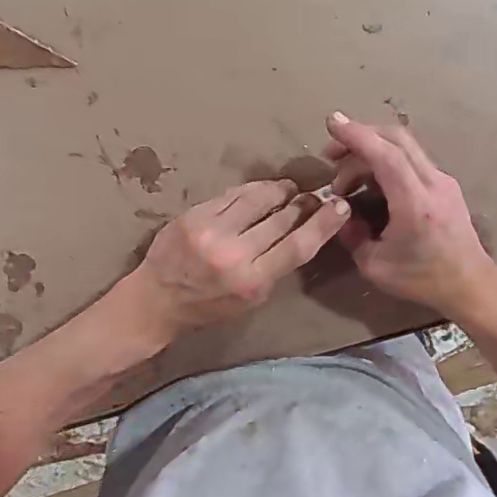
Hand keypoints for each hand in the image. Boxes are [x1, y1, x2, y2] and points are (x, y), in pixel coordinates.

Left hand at [119, 178, 351, 341]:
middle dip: (303, 204)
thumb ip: (275, 267)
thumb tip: (302, 232)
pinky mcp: (194, 215)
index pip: (299, 245)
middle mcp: (234, 254)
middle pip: (282, 218)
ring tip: (289, 189)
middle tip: (314, 196)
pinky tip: (260, 190)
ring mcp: (211, 231)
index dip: (324, 223)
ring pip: (259, 198)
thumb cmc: (207, 307)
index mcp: (252, 282)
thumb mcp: (250, 299)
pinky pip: (232, 194)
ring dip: (280, 190)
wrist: (156, 300)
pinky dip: (252, 190)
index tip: (340, 206)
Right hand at [324, 113, 496, 318]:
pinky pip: (411, 159)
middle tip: (331, 154)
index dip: (357, 136)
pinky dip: (385, 159)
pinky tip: (369, 180)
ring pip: (404, 146)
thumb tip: (341, 213)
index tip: (332, 123)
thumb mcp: (375, 266)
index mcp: (416, 204)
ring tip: (346, 175)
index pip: (386, 156)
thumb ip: (352, 236)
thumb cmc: (423, 279)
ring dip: (372, 149)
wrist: (470, 283)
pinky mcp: (444, 183)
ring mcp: (442, 180)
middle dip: (360, 137)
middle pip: (397, 139)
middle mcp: (433, 183)